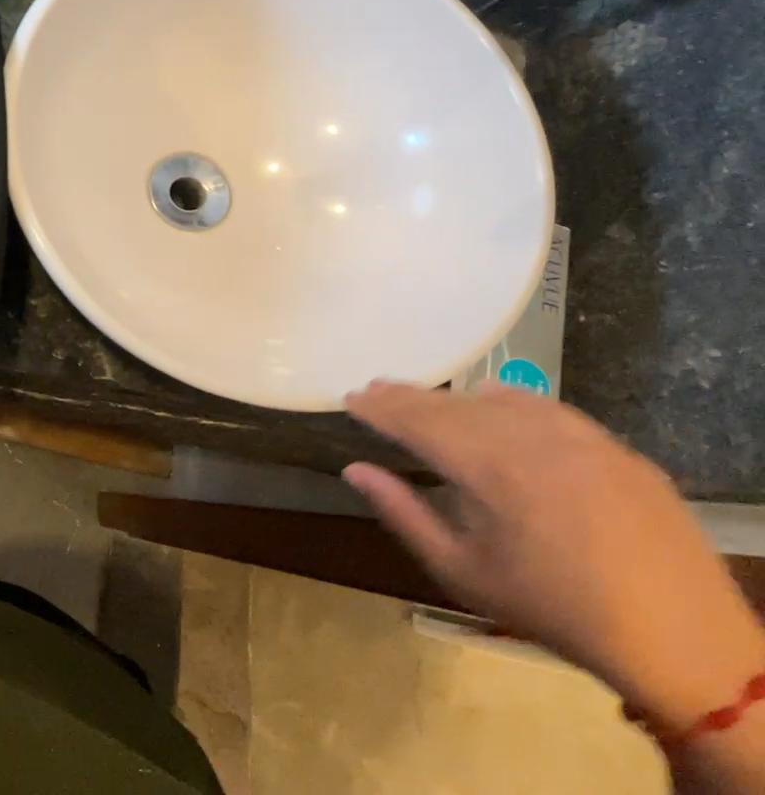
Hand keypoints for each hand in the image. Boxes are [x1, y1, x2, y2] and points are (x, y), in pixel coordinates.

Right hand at [344, 381, 764, 732]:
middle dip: (411, 397)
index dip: (381, 409)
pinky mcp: (620, 453)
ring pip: (503, 403)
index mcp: (493, 473)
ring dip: (456, 397)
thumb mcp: (461, 570)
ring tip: (424, 397)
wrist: (681, 641)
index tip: (350, 398)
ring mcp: (585, 443)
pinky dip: (511, 399)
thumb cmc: (553, 610)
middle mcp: (536, 443)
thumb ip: (403, 514)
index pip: (420, 423)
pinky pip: (552, 410)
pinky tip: (493, 399)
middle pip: (457, 407)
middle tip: (373, 389)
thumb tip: (355, 470)